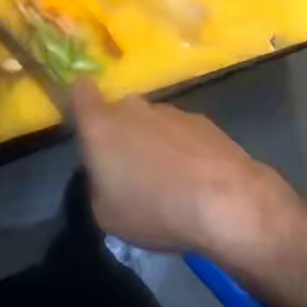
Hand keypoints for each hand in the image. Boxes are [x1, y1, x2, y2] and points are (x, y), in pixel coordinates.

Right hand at [71, 80, 296, 256]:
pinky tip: (196, 182)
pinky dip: (183, 151)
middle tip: (129, 171)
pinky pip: (181, 134)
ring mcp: (170, 111)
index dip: (81, 106)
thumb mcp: (105, 214)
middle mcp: (132, 108)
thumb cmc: (153, 208)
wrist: (226, 202)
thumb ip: (97, 185)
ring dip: (154, 144)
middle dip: (121, 135)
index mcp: (100, 125)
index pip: (80, 92)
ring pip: (152, 123)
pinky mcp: (203, 121)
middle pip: (119, 112)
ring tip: (169, 184)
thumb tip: (106, 176)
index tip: (87, 129)